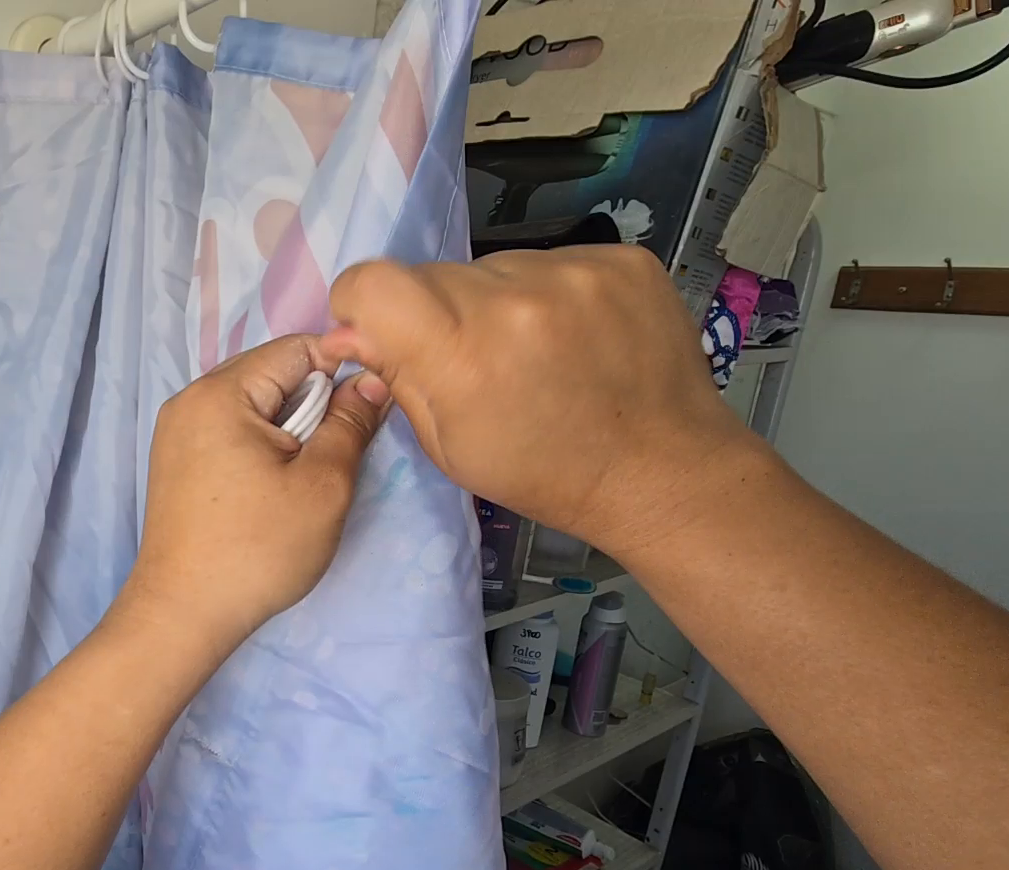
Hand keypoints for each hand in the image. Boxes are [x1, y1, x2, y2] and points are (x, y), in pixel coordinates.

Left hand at [116, 334, 391, 645]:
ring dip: (287, 428)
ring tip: (301, 475)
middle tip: (334, 452)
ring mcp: (175, 432)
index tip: (365, 412)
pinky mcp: (174, 462)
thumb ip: (351, 423)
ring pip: (250, 405)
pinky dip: (258, 445)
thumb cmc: (257, 549)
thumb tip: (371, 381)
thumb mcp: (322, 485)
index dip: (342, 371)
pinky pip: (227, 431)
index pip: (297, 349)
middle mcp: (189, 400)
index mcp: (220, 393)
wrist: (183, 613)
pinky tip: (269, 486)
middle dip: (312, 403)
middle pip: (269, 373)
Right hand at [321, 245, 767, 556]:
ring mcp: (574, 269)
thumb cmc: (537, 472)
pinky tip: (567, 337)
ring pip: (488, 268)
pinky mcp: (620, 258)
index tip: (375, 331)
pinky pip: (545, 262)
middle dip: (427, 312)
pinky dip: (540, 294)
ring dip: (487, 303)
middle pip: (428, 274)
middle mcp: (514, 294)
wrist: (659, 470)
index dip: (357, 303)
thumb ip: (397, 376)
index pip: (372, 281)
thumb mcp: (445, 444)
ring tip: (527, 351)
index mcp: (462, 352)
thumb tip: (349, 332)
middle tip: (465, 360)